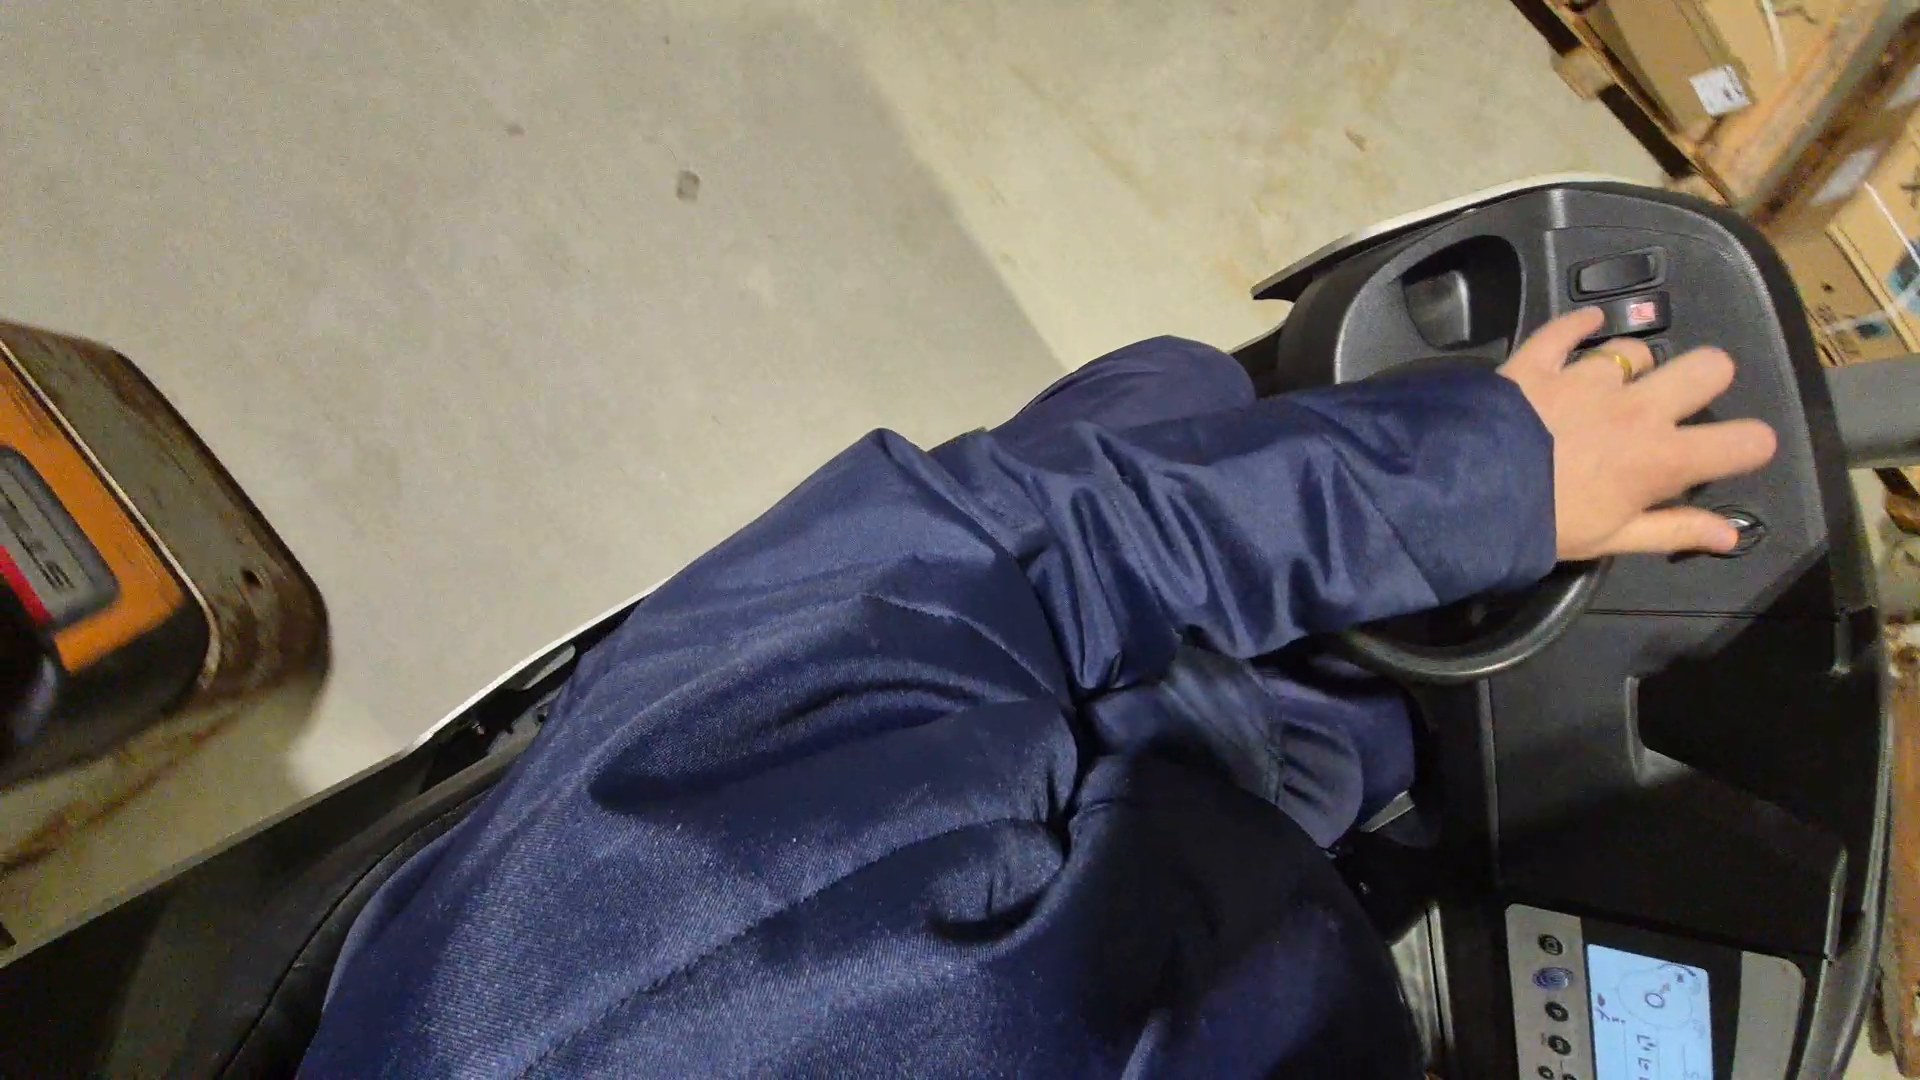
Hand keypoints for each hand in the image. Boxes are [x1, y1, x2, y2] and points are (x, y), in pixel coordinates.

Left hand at [1498, 308, 1777, 560]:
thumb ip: (1671, 531)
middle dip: (1699, 383)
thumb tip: (1731, 534)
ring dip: (1626, 367)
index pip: (1748, 439)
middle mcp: (1634, 410)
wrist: (1459, 498)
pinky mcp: (1533, 367)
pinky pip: (1561, 331)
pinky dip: (1575, 325)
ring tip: (1603, 389)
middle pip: (1709, 367)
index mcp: (1661, 458)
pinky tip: (1585, 324)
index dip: (1744, 446)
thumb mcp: (1605, 539)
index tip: (1721, 453)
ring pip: (1632, 351)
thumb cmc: (1534, 526)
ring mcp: (1583, 382)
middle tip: (1667, 405)